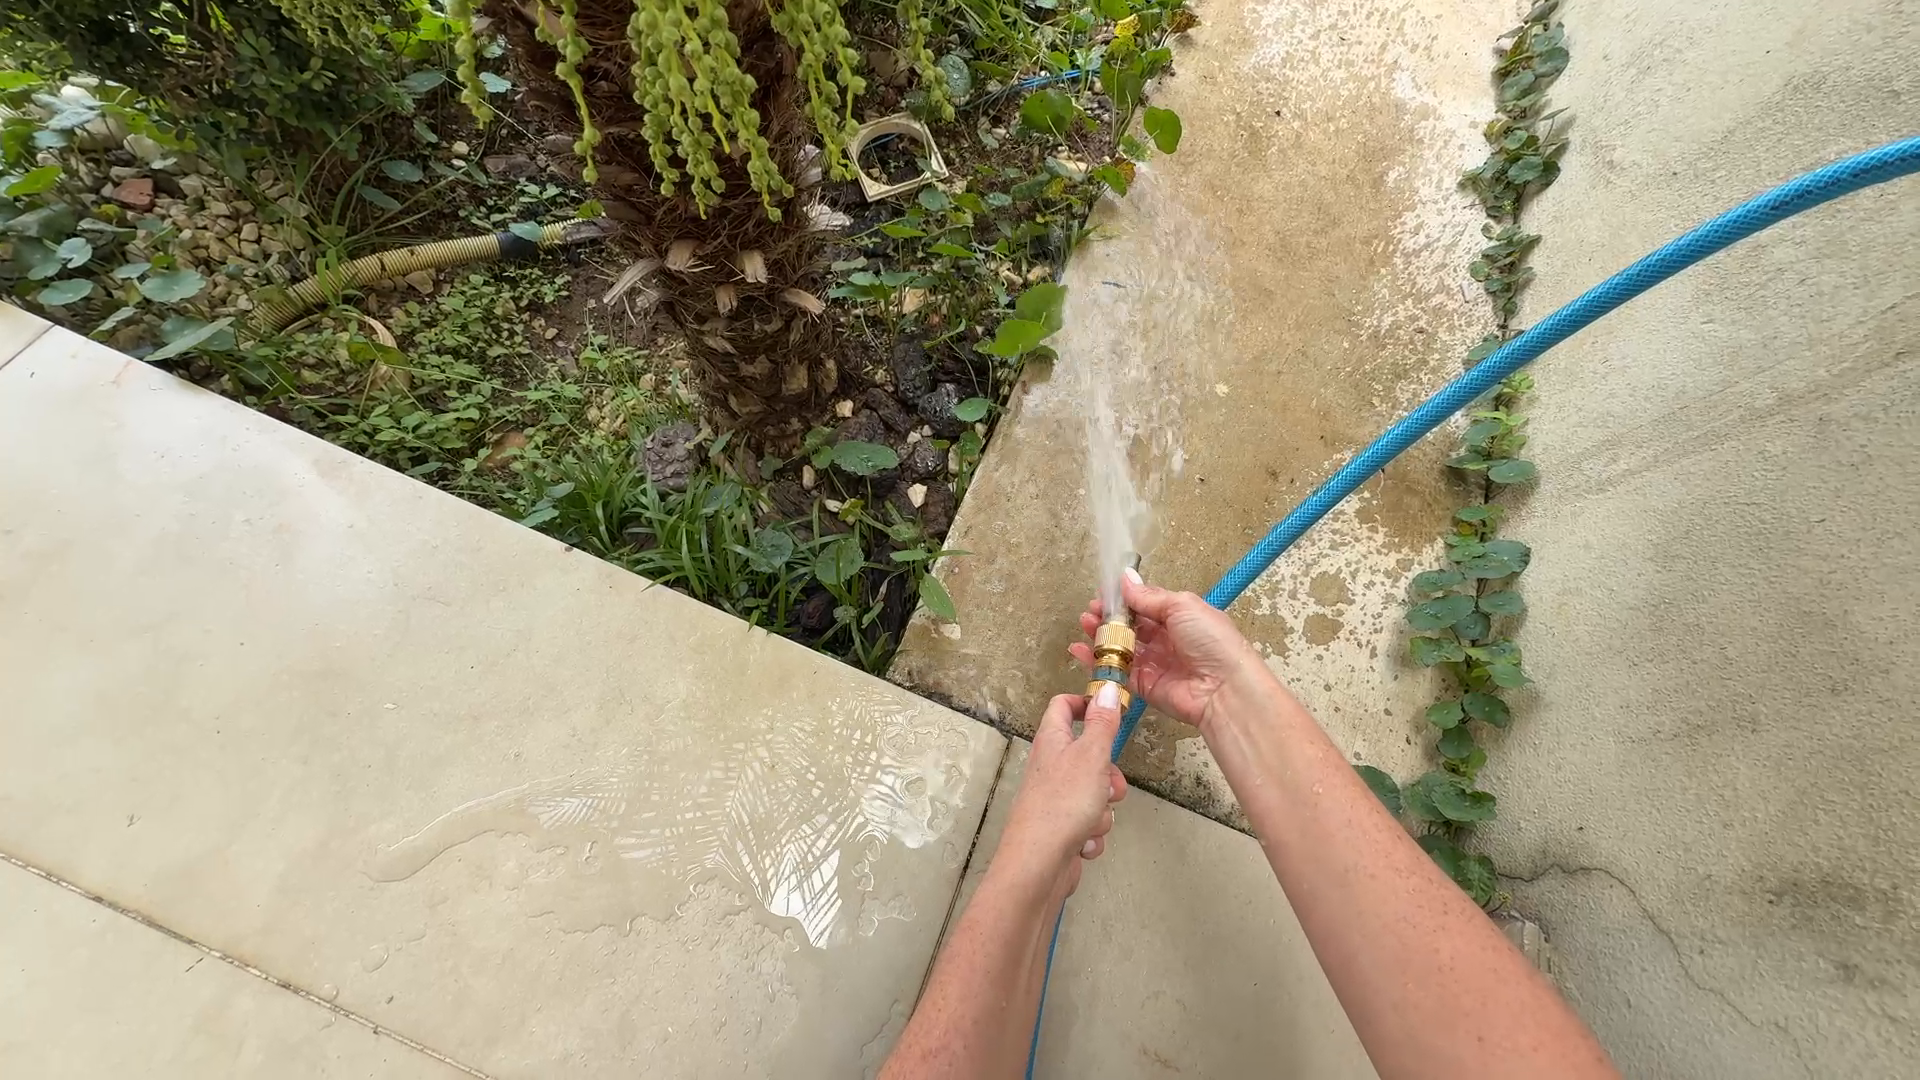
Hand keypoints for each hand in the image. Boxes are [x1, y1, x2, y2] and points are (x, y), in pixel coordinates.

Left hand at [999, 690, 1129, 895]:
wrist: (1038, 864)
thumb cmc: (1063, 803)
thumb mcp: (1091, 755)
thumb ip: (1102, 723)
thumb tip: (1106, 688)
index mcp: (1052, 740)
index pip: (1064, 706)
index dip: (1086, 704)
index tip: (1111, 715)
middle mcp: (1050, 765)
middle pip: (1089, 755)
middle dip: (1108, 775)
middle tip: (1108, 787)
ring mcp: (1055, 798)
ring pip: (1095, 793)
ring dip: (1101, 810)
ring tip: (1091, 820)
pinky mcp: (1062, 828)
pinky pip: (1089, 823)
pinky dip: (1091, 834)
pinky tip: (1083, 843)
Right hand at [1070, 569, 1272, 733]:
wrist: (1224, 689)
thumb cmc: (1211, 641)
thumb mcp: (1182, 606)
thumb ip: (1148, 596)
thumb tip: (1126, 577)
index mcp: (1179, 617)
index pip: (1145, 604)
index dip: (1124, 599)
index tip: (1104, 593)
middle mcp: (1166, 639)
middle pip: (1130, 626)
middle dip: (1109, 616)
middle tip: (1091, 610)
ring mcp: (1154, 662)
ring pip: (1121, 646)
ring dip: (1100, 635)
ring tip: (1084, 624)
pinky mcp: (1143, 685)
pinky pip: (1117, 670)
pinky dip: (1097, 660)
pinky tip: (1080, 649)